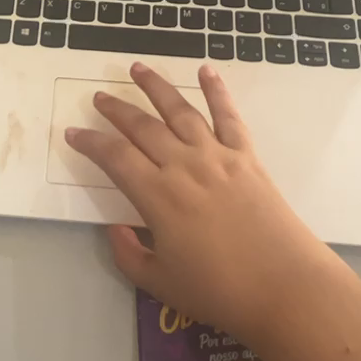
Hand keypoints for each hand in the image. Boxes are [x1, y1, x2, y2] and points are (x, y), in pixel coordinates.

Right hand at [65, 62, 352, 346]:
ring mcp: (217, 156)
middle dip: (116, 109)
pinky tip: (206, 70)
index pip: (114, 158)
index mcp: (158, 196)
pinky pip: (228, 116)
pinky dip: (216, 90)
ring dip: (156, 87)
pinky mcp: (247, 156)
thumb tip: (114, 228)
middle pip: (142, 127)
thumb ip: (128, 254)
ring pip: (180, 111)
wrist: (286, 288)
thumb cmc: (220, 291)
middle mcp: (183, 166)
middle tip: (99, 96)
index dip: (90, 142)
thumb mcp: (160, 283)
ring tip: (138, 68)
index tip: (73, 132)